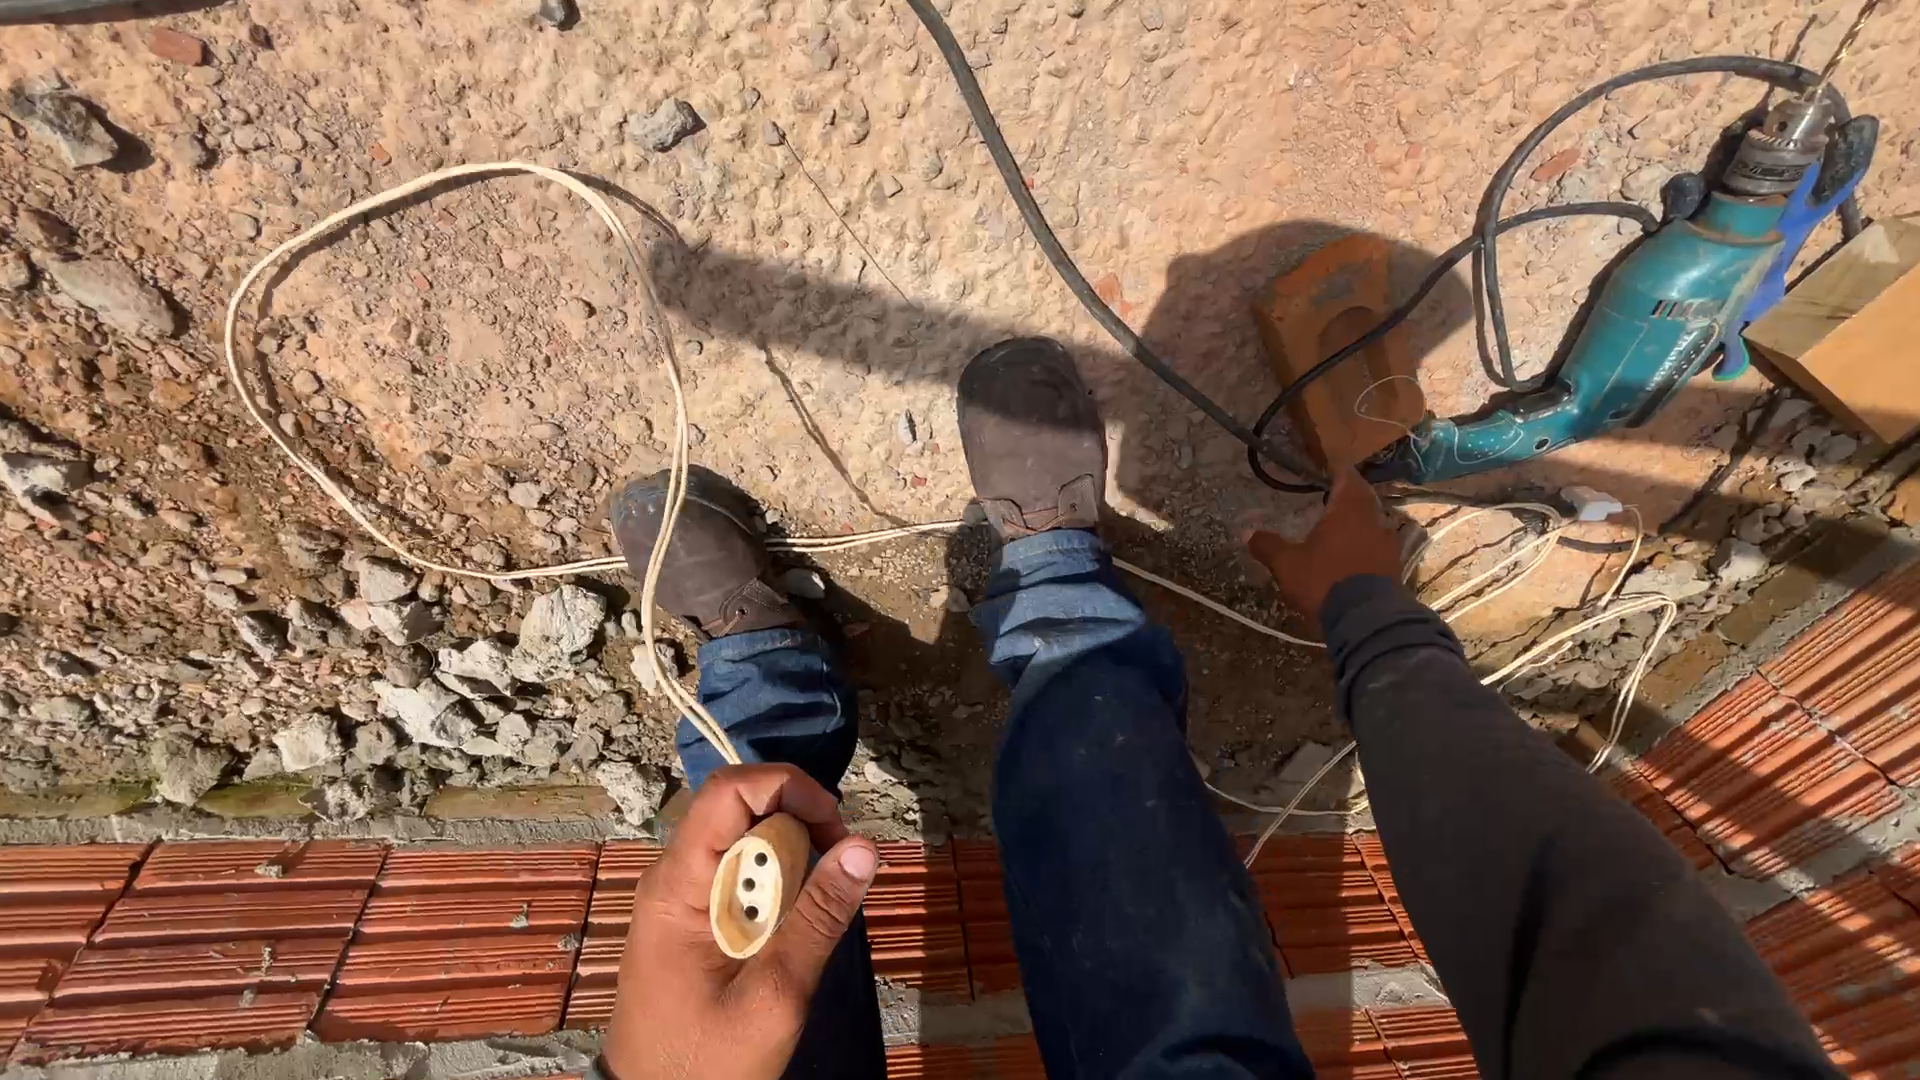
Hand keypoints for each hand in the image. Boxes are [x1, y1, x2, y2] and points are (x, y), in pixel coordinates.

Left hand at [602, 764, 879, 1079]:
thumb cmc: (707, 1063)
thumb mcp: (775, 995)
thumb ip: (819, 917)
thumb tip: (866, 846)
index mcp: (679, 883)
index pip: (729, 790)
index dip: (788, 786)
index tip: (834, 826)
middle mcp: (674, 873)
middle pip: (742, 805)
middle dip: (801, 818)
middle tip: (841, 862)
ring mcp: (680, 892)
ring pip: (745, 833)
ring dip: (795, 846)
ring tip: (825, 889)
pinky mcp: (693, 911)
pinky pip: (741, 863)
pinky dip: (780, 871)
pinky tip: (800, 907)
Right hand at [1247, 465, 1403, 620]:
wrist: (1367, 619)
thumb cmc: (1324, 580)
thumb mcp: (1287, 564)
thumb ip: (1268, 546)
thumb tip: (1247, 532)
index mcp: (1349, 510)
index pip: (1346, 477)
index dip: (1336, 469)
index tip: (1324, 465)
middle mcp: (1374, 520)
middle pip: (1362, 498)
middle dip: (1346, 495)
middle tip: (1327, 494)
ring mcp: (1388, 543)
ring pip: (1372, 522)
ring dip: (1357, 520)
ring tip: (1337, 525)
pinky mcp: (1394, 566)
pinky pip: (1377, 544)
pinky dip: (1364, 542)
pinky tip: (1350, 553)